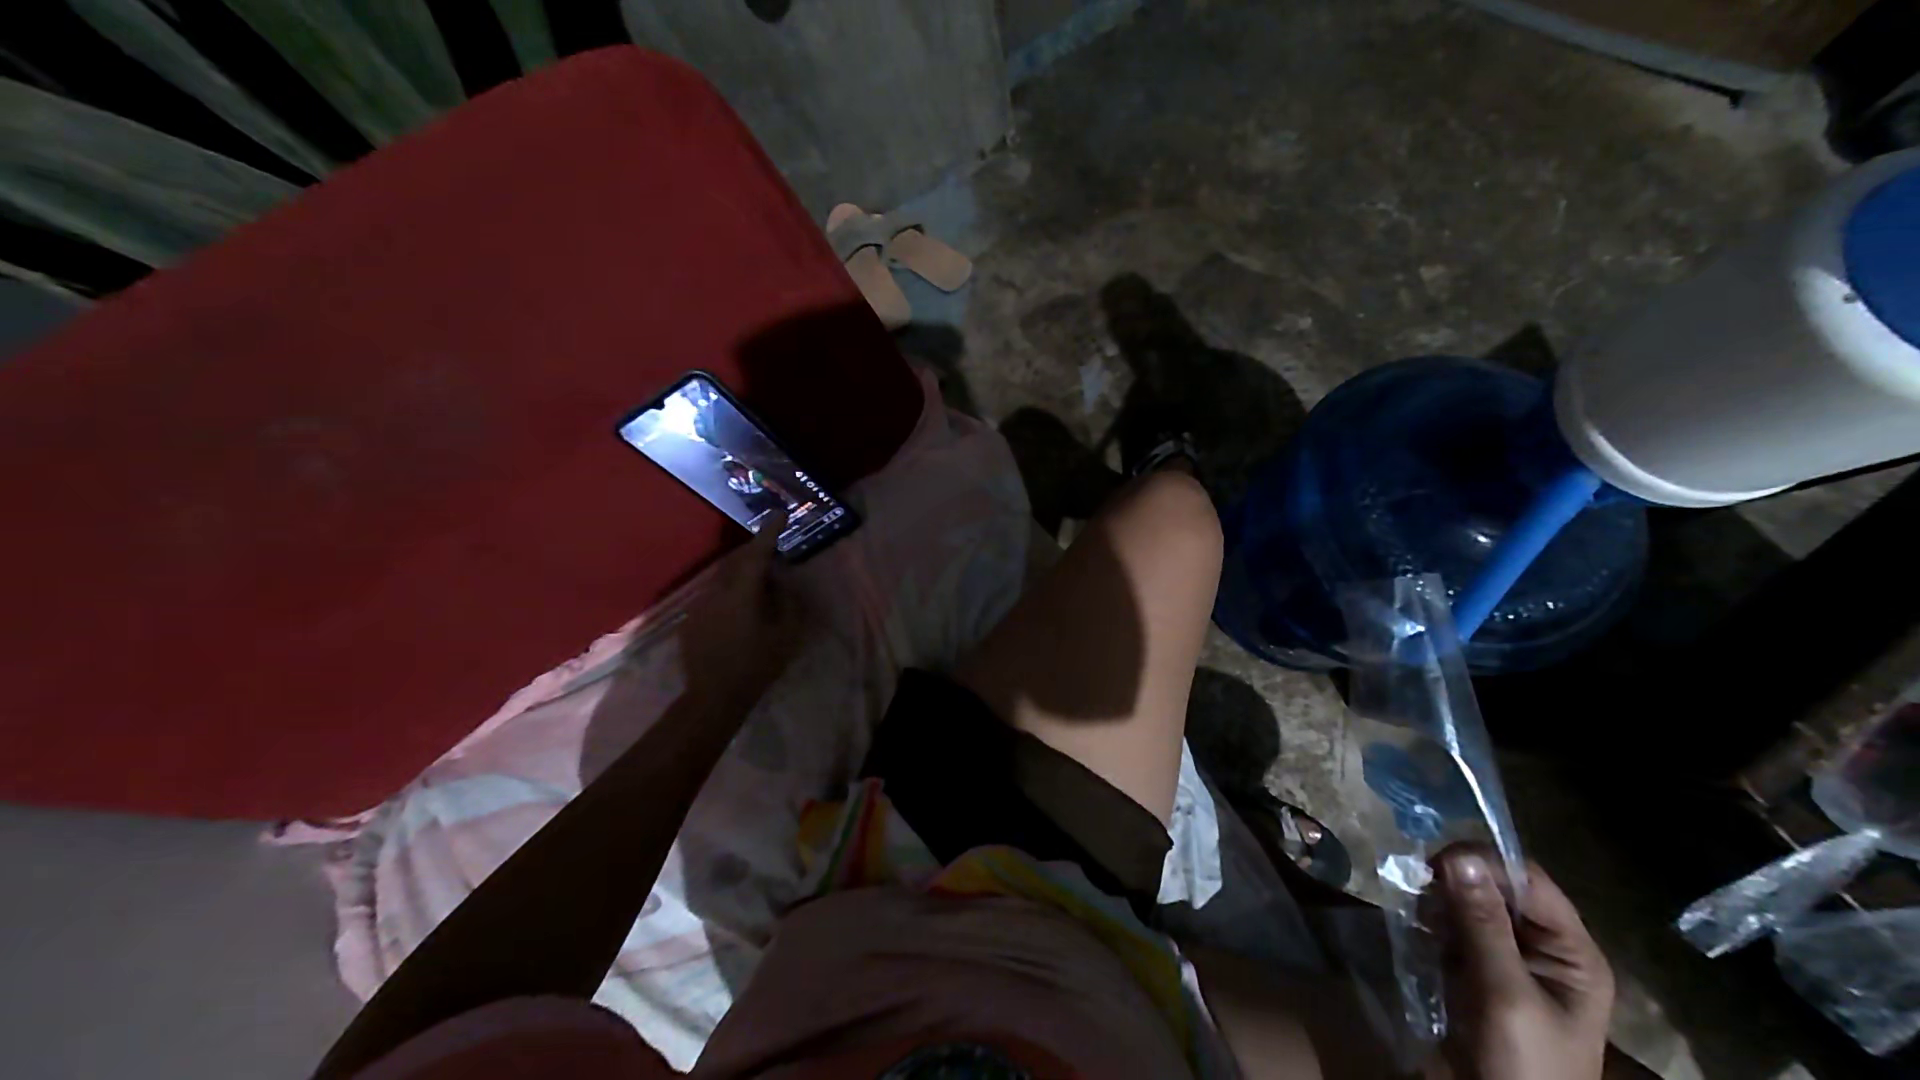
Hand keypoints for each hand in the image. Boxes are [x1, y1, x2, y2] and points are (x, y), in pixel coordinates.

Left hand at [676, 514, 804, 708]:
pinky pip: (714, 596)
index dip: (770, 531)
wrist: (713, 697)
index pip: (757, 552)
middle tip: (774, 553)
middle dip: (756, 552)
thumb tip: (782, 582)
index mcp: (742, 592)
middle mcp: (716, 591)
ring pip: (724, 578)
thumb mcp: (787, 635)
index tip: (781, 514)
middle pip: (737, 561)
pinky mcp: (691, 620)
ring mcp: (699, 605)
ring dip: (742, 574)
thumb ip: (788, 601)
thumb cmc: (757, 665)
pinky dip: (730, 593)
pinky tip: (740, 611)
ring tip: (760, 585)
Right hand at [1431, 846, 1613, 1079]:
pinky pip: (1453, 923)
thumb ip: (1483, 925)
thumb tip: (1459, 855)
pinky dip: (1432, 919)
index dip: (1484, 863)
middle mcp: (1543, 944)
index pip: (1528, 879)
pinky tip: (1420, 930)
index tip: (1435, 868)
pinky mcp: (1477, 964)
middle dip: (1456, 883)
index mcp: (1571, 951)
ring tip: (1421, 918)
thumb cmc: (1523, 1062)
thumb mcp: (1504, 994)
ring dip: (1440, 901)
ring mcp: (1509, 955)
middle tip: (1422, 896)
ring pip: (1469, 900)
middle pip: (1497, 885)